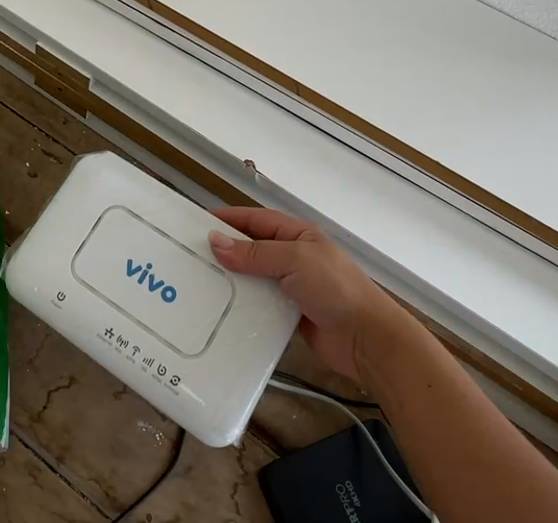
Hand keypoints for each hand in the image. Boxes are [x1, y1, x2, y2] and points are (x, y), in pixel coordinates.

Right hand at [208, 206, 402, 380]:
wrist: (367, 339)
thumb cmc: (335, 288)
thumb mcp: (294, 260)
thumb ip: (255, 252)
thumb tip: (215, 241)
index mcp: (297, 235)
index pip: (256, 220)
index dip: (229, 219)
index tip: (197, 223)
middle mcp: (293, 257)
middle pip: (252, 248)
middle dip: (225, 250)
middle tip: (190, 256)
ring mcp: (292, 286)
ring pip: (253, 278)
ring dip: (232, 280)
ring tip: (198, 284)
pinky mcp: (289, 314)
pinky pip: (260, 304)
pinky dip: (243, 306)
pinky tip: (221, 312)